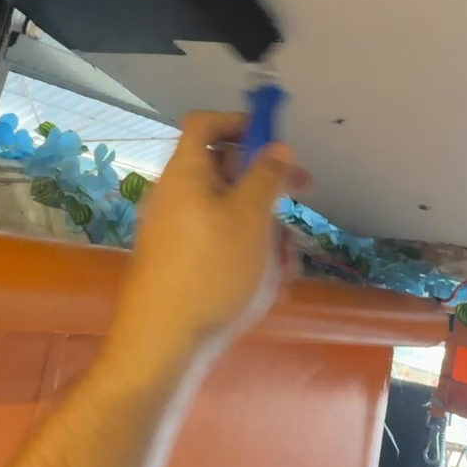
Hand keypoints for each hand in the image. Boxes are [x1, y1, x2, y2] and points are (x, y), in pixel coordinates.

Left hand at [113, 111, 306, 364]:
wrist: (164, 344)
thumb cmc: (211, 271)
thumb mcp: (250, 218)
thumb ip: (266, 176)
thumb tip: (277, 147)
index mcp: (185, 172)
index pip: (206, 124)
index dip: (241, 122)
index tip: (276, 141)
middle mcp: (176, 196)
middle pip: (226, 170)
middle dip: (267, 186)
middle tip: (302, 194)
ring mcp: (178, 232)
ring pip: (231, 213)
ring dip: (265, 229)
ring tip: (285, 261)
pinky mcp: (183, 264)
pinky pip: (221, 244)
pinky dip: (248, 255)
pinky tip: (270, 285)